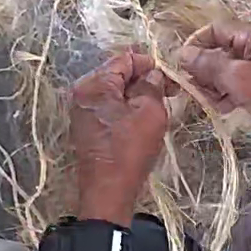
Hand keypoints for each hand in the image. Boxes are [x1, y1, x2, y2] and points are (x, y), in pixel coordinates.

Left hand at [69, 50, 168, 222]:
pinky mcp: (85, 127)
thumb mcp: (149, 112)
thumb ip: (151, 86)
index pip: (124, 59)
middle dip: (143, 80)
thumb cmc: (129, 150)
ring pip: (113, 92)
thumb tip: (153, 74)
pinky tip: (142, 119)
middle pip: (117, 74)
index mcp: (94, 84)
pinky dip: (125, 108)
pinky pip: (108, 108)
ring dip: (135, 95)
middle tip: (168, 91)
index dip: (149, 63)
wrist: (108, 191)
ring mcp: (81, 111)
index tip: (169, 77)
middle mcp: (82, 93)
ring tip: (158, 106)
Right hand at [178, 19, 250, 172]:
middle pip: (220, 50)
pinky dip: (226, 94)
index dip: (196, 44)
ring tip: (208, 101)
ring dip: (213, 84)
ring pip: (226, 70)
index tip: (181, 65)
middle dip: (203, 68)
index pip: (216, 29)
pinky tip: (222, 108)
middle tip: (193, 88)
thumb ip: (209, 65)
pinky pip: (237, 84)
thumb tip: (183, 54)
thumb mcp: (239, 78)